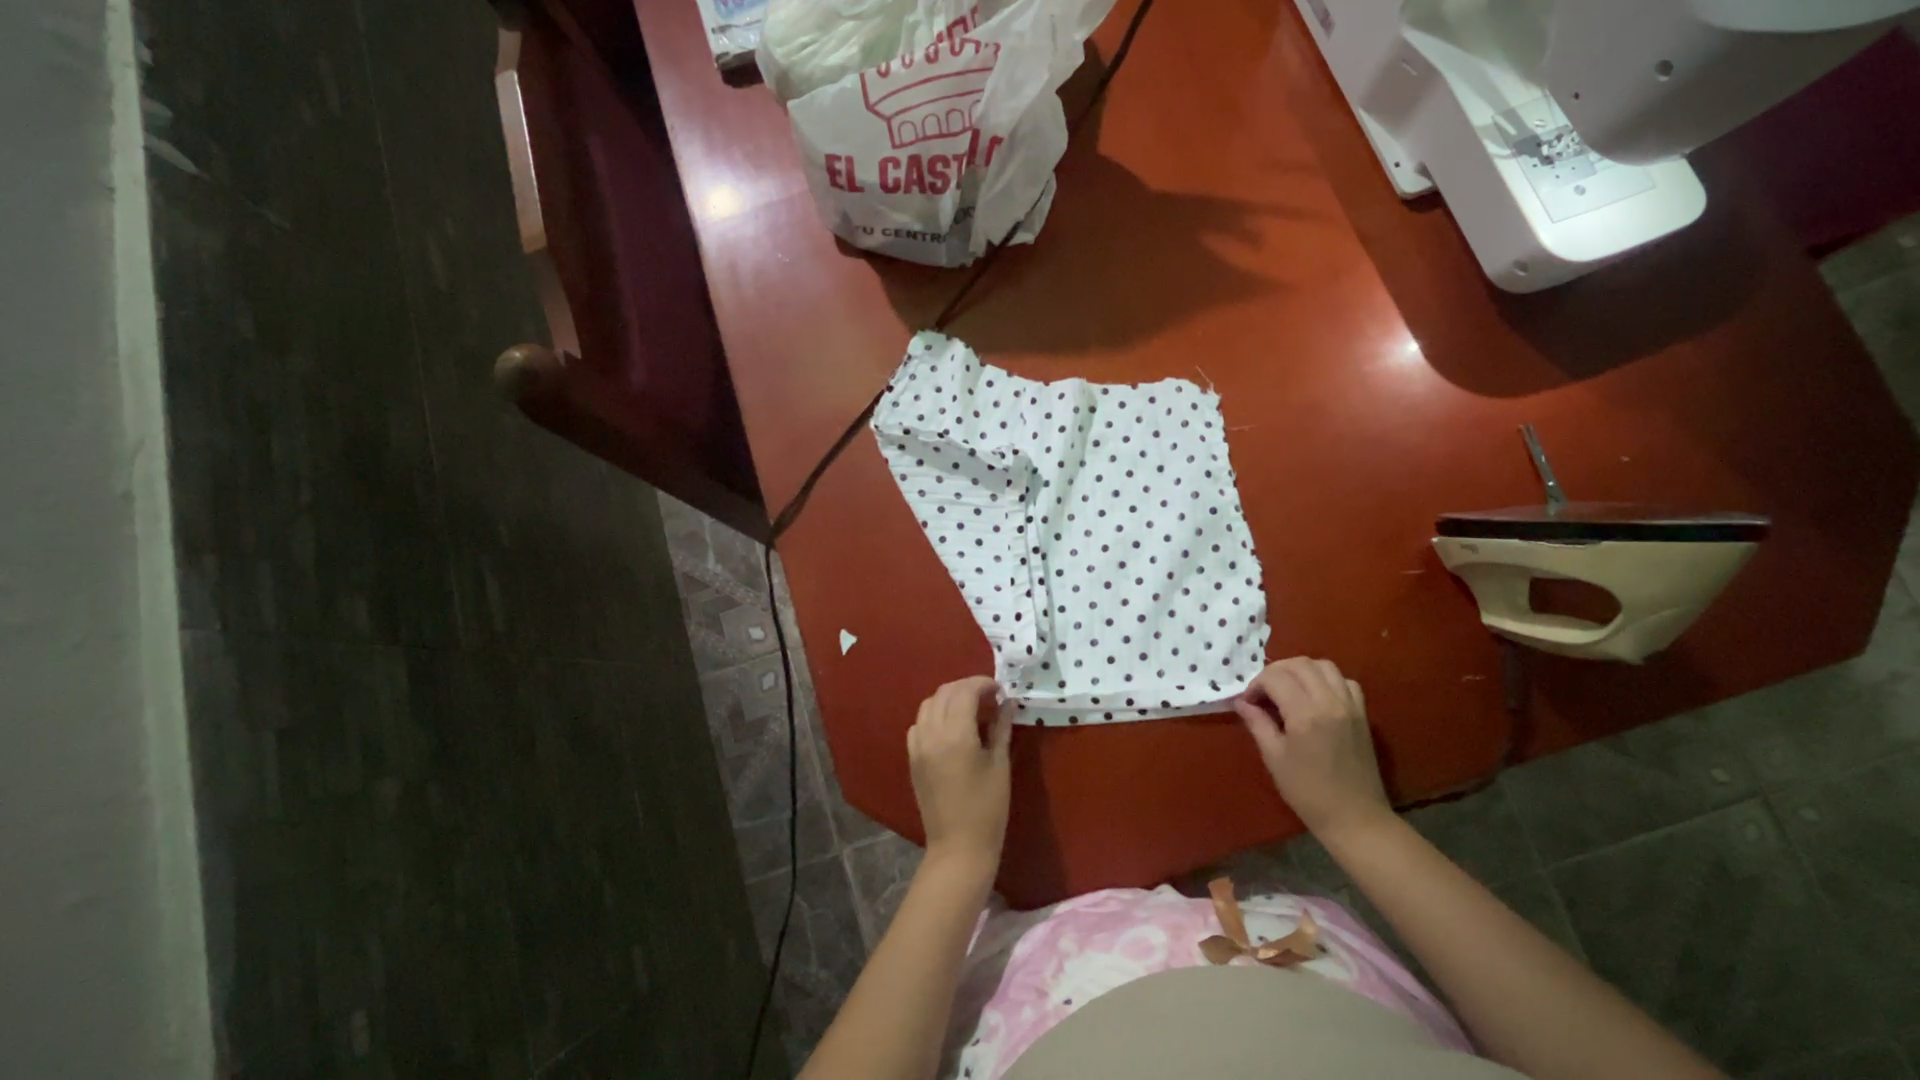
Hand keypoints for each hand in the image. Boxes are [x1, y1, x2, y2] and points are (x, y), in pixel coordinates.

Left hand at [908, 677, 1010, 874]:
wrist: (959, 846)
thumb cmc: (988, 808)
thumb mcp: (1000, 764)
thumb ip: (1001, 728)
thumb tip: (1007, 702)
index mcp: (955, 734)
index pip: (964, 692)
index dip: (983, 684)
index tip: (1001, 691)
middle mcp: (931, 734)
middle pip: (944, 693)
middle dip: (967, 688)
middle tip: (990, 699)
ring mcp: (917, 746)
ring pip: (928, 705)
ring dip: (949, 700)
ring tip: (971, 711)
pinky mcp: (912, 758)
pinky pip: (919, 725)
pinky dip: (934, 717)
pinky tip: (951, 729)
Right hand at [1234, 657, 1391, 838]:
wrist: (1354, 816)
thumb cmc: (1307, 792)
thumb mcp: (1274, 759)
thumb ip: (1258, 724)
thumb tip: (1242, 702)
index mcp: (1305, 715)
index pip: (1276, 677)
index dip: (1256, 684)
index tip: (1247, 702)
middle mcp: (1330, 702)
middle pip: (1300, 664)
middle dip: (1275, 672)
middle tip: (1263, 693)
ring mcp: (1350, 705)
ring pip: (1324, 666)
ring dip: (1301, 670)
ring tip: (1287, 689)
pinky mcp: (1362, 713)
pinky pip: (1345, 681)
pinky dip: (1326, 680)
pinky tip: (1315, 696)